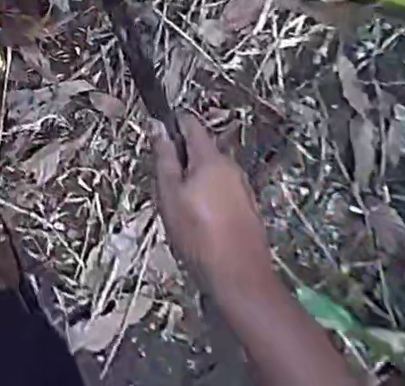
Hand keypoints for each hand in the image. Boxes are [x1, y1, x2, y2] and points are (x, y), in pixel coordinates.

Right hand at [153, 113, 273, 294]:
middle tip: (164, 183)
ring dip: (193, 179)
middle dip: (180, 158)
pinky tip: (198, 220)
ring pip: (210, 171)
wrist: (240, 280)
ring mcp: (243, 189)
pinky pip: (222, 189)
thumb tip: (158, 127)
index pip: (190, 123)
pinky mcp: (249, 209)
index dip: (170, 124)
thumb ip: (164, 156)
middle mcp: (231, 168)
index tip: (156, 139)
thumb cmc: (197, 233)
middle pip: (200, 149)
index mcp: (211, 158)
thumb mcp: (169, 192)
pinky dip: (207, 195)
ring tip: (179, 206)